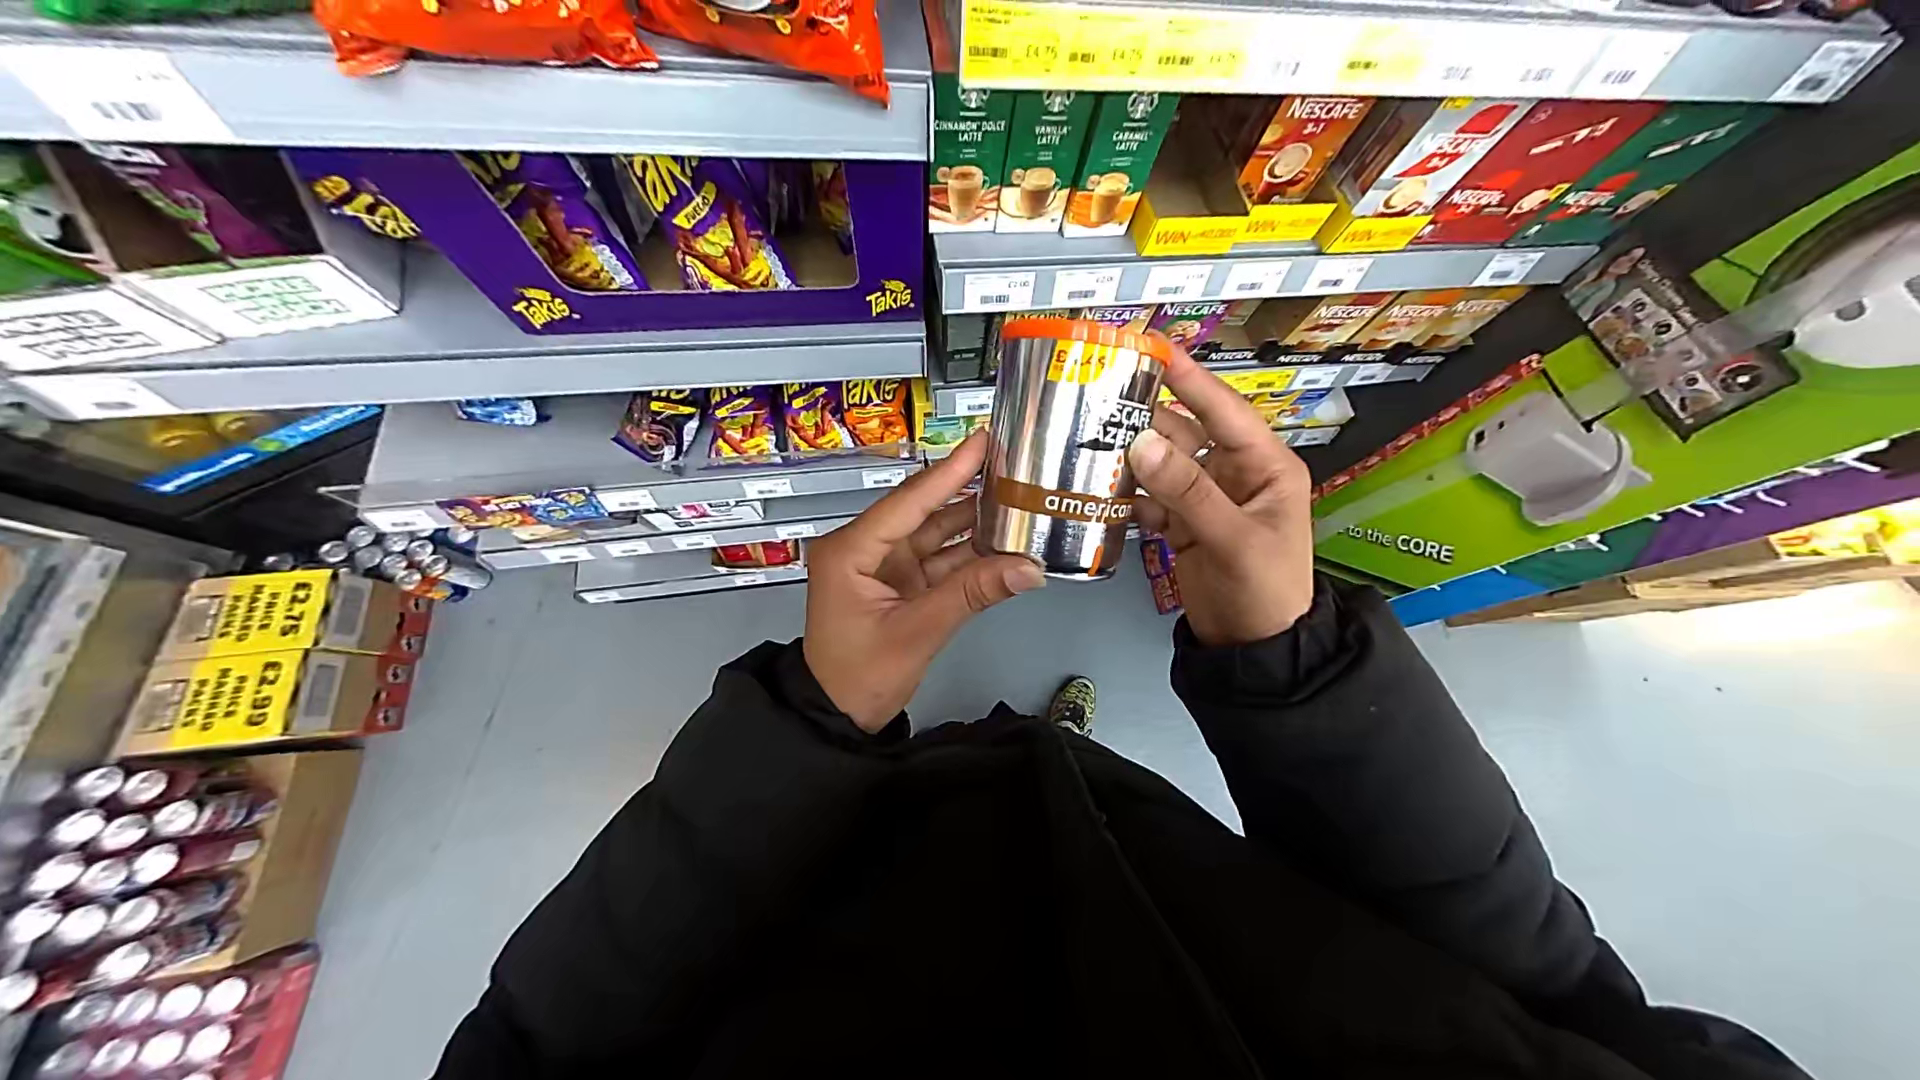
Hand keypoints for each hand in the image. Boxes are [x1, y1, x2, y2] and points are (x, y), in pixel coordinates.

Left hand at [804, 431, 1046, 731]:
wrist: (836, 716)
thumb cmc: (855, 677)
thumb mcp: (917, 633)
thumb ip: (972, 594)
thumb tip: (1026, 569)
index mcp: (851, 550)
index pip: (909, 501)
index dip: (950, 470)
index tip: (983, 442)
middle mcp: (865, 549)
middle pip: (924, 511)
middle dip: (967, 489)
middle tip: (1009, 463)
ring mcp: (885, 566)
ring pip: (936, 534)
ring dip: (974, 522)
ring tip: (1016, 498)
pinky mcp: (900, 583)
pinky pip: (940, 560)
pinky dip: (970, 555)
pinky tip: (1001, 542)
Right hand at [1128, 343, 1314, 645]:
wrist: (1252, 646)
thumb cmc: (1265, 591)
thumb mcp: (1233, 538)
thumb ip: (1188, 491)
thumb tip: (1142, 443)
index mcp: (1263, 466)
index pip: (1224, 410)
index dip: (1190, 379)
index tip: (1156, 350)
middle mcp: (1231, 473)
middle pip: (1182, 434)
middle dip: (1145, 422)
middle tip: (1100, 404)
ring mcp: (1203, 498)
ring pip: (1160, 465)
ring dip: (1131, 459)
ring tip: (1092, 447)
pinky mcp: (1180, 522)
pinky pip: (1149, 496)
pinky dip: (1128, 495)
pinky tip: (1104, 494)